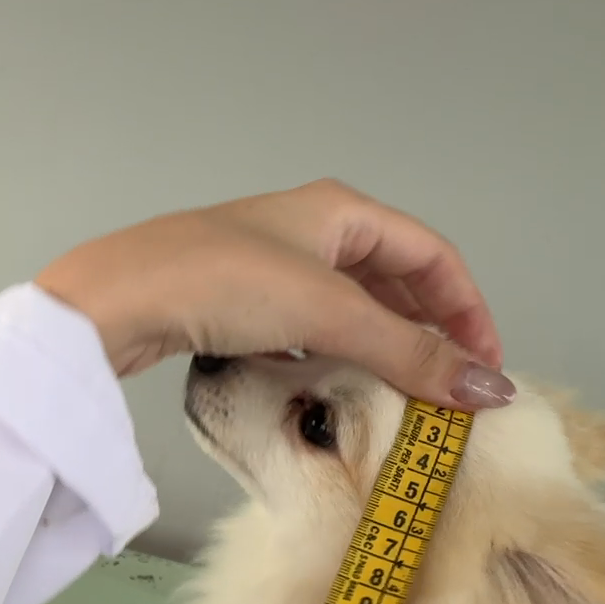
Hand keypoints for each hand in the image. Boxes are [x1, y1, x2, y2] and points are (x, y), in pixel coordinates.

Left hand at [34, 179, 513, 409]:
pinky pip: (289, 328)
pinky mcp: (223, 302)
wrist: (117, 299)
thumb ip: (406, 351)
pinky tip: (316, 381)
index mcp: (339, 211)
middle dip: (417, 331)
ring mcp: (258, 265)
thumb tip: (487, 389)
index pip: (431, 256)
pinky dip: (313, 353)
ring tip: (385, 392)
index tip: (482, 368)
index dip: (466, 310)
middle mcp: (302, 229)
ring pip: (334, 308)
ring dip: (364, 346)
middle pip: (384, 281)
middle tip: (437, 387)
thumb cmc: (222, 282)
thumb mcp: (327, 313)